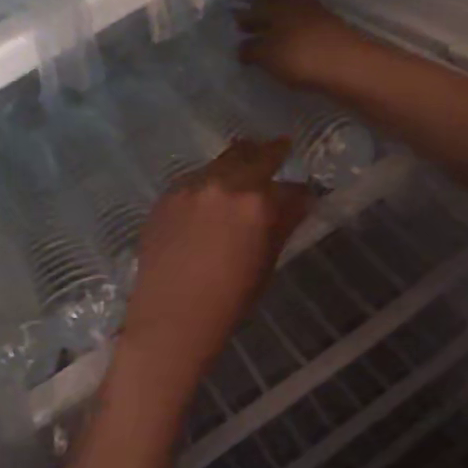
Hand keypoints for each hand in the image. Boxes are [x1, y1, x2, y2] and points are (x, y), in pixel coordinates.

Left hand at [120, 139, 312, 382]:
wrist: (171, 318)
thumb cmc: (228, 301)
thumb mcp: (266, 263)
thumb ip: (283, 225)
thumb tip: (299, 202)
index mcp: (256, 203)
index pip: (289, 187)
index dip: (300, 192)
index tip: (302, 194)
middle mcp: (222, 184)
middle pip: (252, 155)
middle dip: (269, 153)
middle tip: (278, 150)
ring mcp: (189, 188)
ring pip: (219, 163)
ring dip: (235, 165)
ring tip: (243, 169)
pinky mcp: (165, 198)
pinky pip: (193, 180)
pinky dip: (206, 183)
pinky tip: (208, 199)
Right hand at [235, 0, 387, 94]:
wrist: (346, 65)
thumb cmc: (300, 56)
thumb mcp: (268, 55)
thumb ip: (251, 50)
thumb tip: (240, 48)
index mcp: (277, 4)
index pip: (254, 8)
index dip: (242, 17)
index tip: (233, 25)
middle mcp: (296, 3)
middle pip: (273, 7)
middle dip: (259, 16)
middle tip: (246, 28)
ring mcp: (315, 14)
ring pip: (288, 16)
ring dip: (276, 25)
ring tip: (266, 38)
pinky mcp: (328, 29)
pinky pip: (301, 27)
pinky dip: (291, 33)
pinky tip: (287, 45)